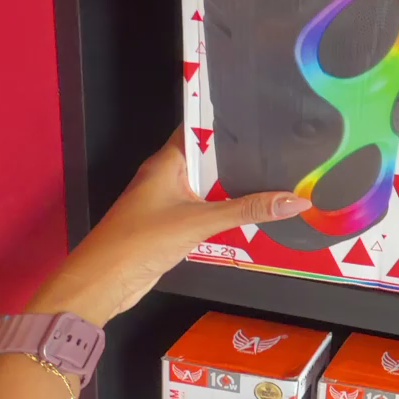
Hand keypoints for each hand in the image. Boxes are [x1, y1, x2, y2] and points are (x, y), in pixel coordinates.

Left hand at [25, 133, 309, 326]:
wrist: (100, 286)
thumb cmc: (139, 242)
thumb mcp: (200, 222)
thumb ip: (250, 209)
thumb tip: (298, 200)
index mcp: (167, 163)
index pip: (200, 127)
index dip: (229, 119)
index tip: (264, 111)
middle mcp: (168, 175)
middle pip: (211, 156)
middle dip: (243, 151)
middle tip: (284, 141)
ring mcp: (170, 199)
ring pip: (212, 182)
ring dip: (238, 180)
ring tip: (280, 169)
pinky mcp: (174, 222)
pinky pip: (209, 205)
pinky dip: (230, 204)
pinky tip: (257, 205)